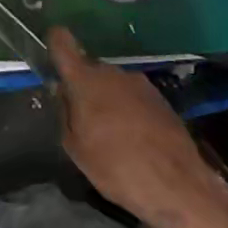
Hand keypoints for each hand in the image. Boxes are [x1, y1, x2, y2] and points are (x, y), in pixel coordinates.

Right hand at [50, 27, 227, 227]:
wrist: (176, 185)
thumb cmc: (115, 166)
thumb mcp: (75, 147)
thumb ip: (65, 113)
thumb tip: (64, 93)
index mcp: (86, 80)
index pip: (63, 43)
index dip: (55, 42)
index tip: (51, 51)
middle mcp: (113, 73)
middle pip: (90, 69)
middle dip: (83, 86)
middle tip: (82, 117)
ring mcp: (140, 84)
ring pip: (113, 83)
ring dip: (107, 99)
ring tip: (110, 133)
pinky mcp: (161, 98)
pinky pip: (133, 97)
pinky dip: (128, 110)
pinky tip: (133, 138)